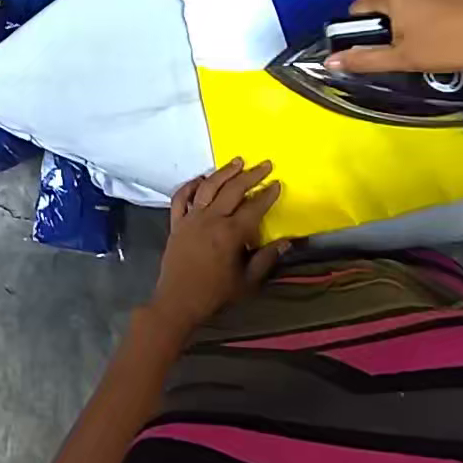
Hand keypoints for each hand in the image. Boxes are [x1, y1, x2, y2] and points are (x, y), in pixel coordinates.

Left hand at [147, 159, 286, 337]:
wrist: (179, 300)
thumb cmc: (215, 293)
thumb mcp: (248, 282)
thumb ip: (266, 259)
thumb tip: (287, 242)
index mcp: (230, 234)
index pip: (253, 208)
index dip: (267, 195)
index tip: (277, 183)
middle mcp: (210, 219)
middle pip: (233, 190)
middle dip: (251, 175)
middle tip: (265, 164)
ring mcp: (191, 218)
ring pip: (208, 187)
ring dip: (224, 172)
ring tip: (237, 161)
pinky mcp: (176, 221)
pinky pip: (181, 197)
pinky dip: (191, 185)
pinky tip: (201, 178)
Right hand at [324, 0, 462, 73]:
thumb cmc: (453, 44)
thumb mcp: (405, 59)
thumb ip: (366, 59)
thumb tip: (330, 61)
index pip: (357, 10)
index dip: (363, 32)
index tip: (380, 49)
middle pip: (386, 3)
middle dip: (392, 24)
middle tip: (410, 49)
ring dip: (416, 16)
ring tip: (437, 39)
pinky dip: (440, 9)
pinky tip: (457, 27)